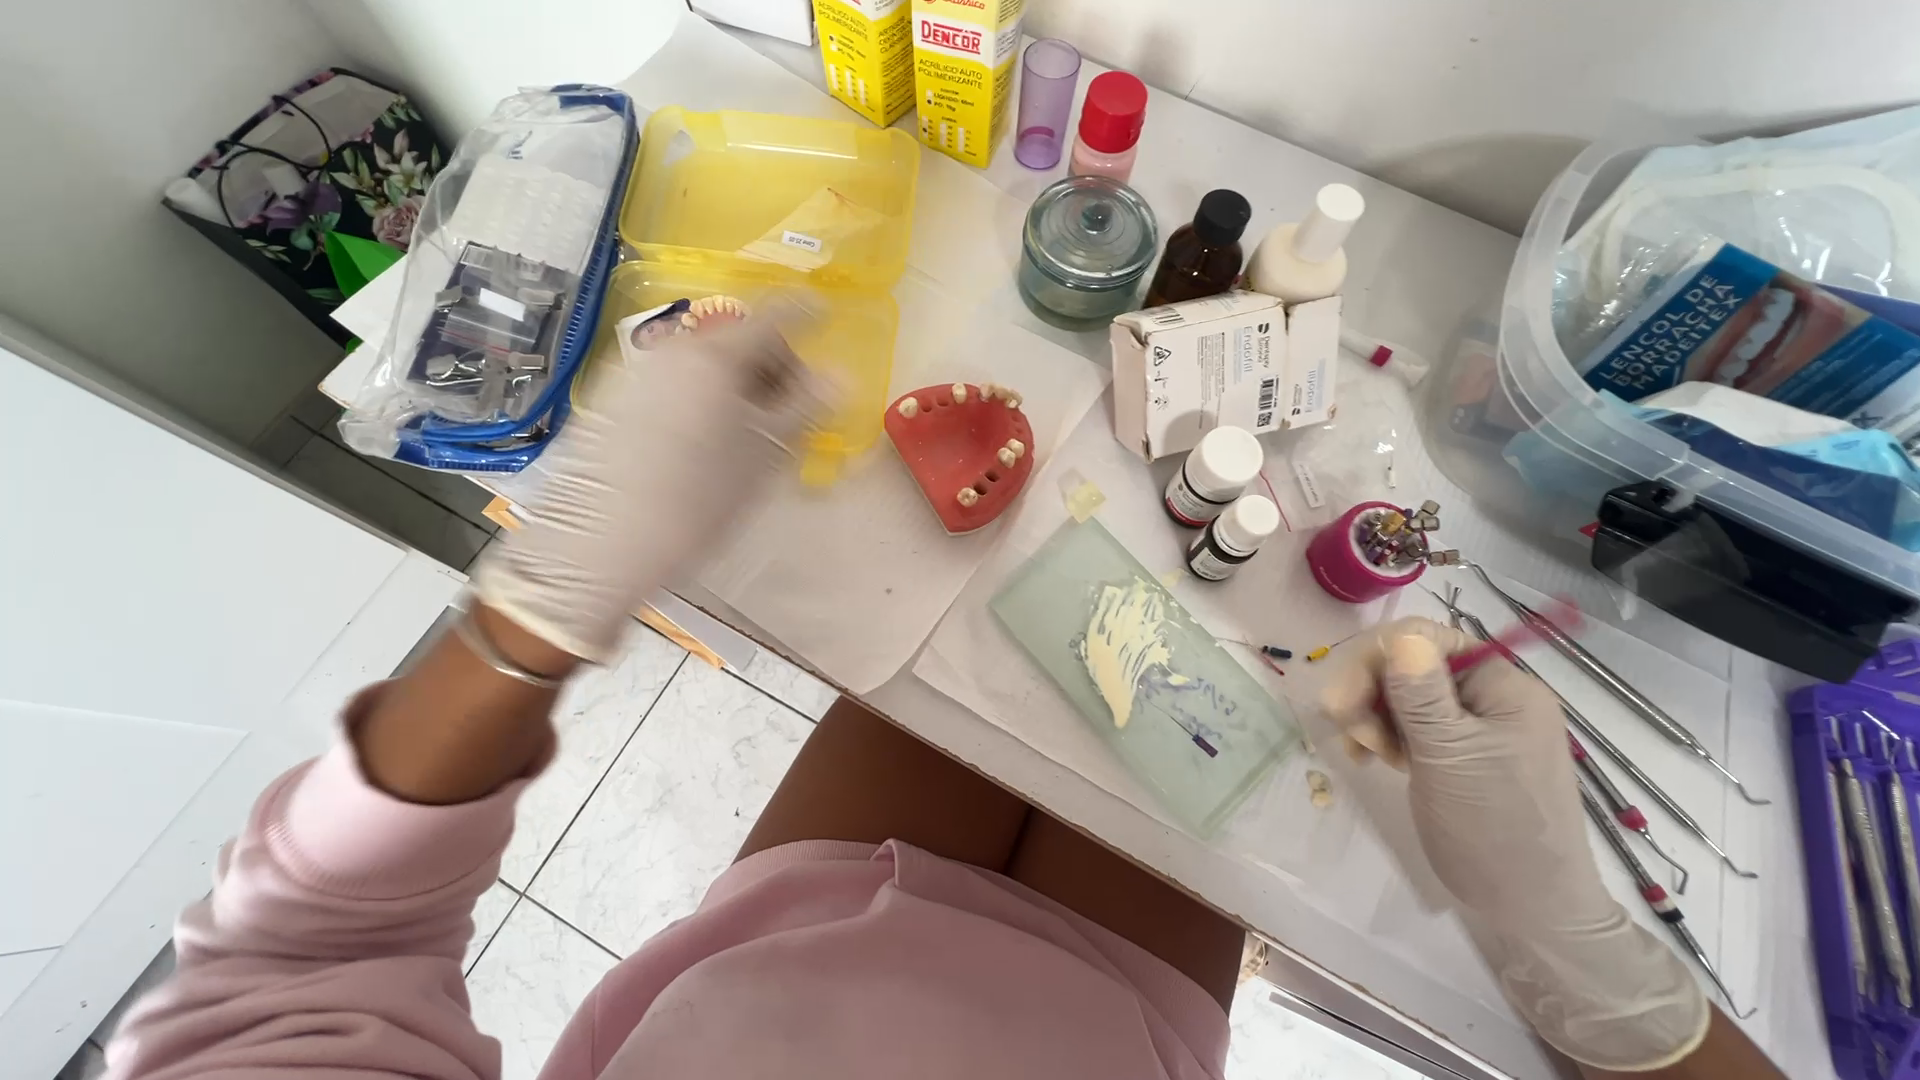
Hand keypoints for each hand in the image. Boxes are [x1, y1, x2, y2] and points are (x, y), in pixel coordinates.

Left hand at [472, 312, 826, 661]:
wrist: (596, 547)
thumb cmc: (695, 501)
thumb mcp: (763, 456)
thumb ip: (805, 408)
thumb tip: (839, 376)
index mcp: (715, 355)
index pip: (774, 315)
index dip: (807, 314)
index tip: (826, 319)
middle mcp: (671, 349)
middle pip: (737, 339)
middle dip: (773, 365)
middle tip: (793, 409)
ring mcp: (634, 372)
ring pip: (703, 364)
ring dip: (737, 384)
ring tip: (749, 432)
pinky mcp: (609, 400)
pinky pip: (672, 383)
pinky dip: (701, 397)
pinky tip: (703, 442)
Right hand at [1319, 618, 1708, 1072]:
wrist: (1528, 907)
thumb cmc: (1492, 826)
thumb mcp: (1450, 756)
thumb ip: (1421, 695)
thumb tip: (1399, 635)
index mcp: (1501, 685)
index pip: (1428, 638)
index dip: (1377, 657)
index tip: (1342, 698)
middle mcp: (1489, 696)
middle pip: (1409, 664)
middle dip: (1369, 690)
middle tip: (1346, 728)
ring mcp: (1472, 726)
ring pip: (1401, 694)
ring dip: (1370, 716)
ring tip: (1364, 752)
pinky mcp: (1455, 753)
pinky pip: (1407, 724)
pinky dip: (1381, 735)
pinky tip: (1369, 757)